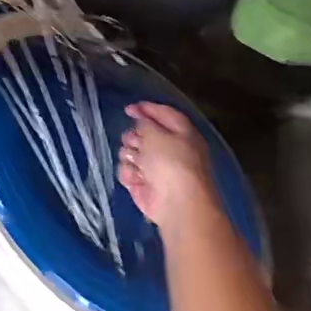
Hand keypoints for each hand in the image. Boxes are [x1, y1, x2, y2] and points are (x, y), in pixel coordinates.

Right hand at [117, 102, 221, 240]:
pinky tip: (138, 179)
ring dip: (131, 156)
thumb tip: (141, 120)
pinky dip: (131, 173)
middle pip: (143, 134)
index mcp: (181, 134)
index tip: (128, 109)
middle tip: (136, 143)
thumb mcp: (156, 134)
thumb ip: (145, 122)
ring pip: (131, 152)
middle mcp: (169, 149)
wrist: (177, 202)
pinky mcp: (144, 183)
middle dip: (134, 137)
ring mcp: (156, 167)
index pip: (164, 115)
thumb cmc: (171, 162)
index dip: (147, 109)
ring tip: (139, 165)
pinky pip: (128, 170)